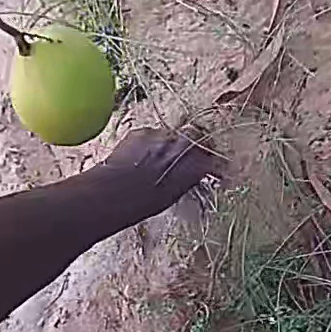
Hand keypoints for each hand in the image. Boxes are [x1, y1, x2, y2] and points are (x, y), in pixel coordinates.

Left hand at [92, 127, 221, 217]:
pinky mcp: (142, 130)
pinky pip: (153, 135)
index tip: (213, 169)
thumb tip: (192, 174)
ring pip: (173, 135)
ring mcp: (162, 134)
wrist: (117, 191)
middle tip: (190, 159)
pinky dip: (152, 143)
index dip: (213, 164)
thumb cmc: (146, 200)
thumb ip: (189, 177)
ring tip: (161, 161)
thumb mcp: (176, 193)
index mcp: (196, 163)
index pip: (213, 159)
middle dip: (195, 146)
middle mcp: (182, 143)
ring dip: (171, 145)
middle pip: (196, 138)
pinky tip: (144, 157)